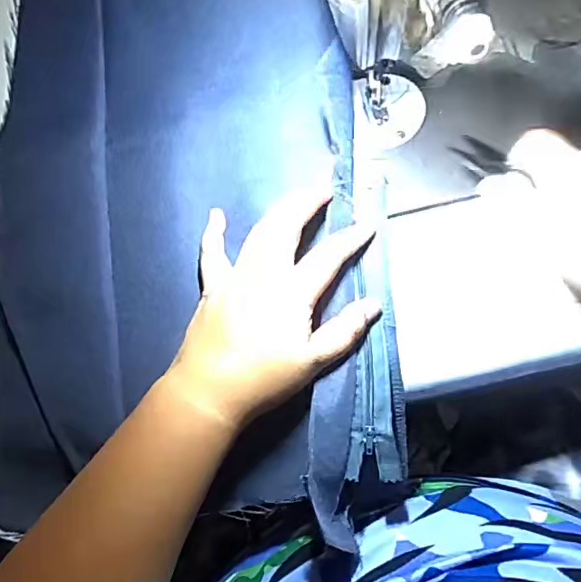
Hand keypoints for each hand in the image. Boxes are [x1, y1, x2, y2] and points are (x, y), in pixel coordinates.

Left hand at [159, 189, 381, 429]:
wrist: (208, 390)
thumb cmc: (264, 378)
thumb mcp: (312, 361)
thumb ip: (344, 331)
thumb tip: (372, 305)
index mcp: (292, 292)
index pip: (328, 257)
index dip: (350, 239)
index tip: (367, 225)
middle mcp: (263, 274)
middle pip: (286, 227)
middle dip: (307, 204)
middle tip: (325, 190)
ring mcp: (235, 277)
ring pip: (258, 232)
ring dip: (277, 211)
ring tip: (294, 198)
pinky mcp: (212, 287)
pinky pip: (212, 253)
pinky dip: (214, 233)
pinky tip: (217, 217)